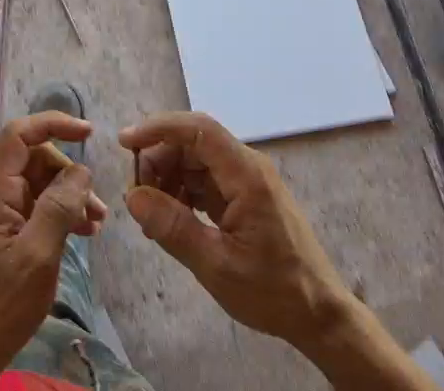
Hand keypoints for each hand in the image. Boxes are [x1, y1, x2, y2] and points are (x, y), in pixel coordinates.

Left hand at [0, 112, 109, 390]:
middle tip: (98, 205)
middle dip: (70, 174)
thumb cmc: (2, 301)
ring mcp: (1, 212)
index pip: (19, 134)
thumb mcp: (38, 254)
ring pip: (42, 184)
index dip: (52, 124)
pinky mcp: (9, 232)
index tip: (87, 134)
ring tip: (98, 225)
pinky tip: (85, 234)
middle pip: (36, 159)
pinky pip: (40, 207)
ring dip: (72, 197)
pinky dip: (64, 214)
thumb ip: (59, 207)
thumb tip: (81, 170)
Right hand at [120, 112, 354, 350]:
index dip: (159, 128)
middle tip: (135, 198)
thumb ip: (173, 228)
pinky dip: (182, 193)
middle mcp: (248, 167)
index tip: (125, 143)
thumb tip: (133, 197)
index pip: (198, 129)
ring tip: (151, 218)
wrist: (318, 314)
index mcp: (246, 175)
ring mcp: (247, 182)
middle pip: (192, 143)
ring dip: (167, 179)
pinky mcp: (245, 198)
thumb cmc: (273, 290)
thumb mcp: (216, 265)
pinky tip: (169, 221)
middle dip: (157, 161)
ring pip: (195, 161)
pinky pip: (205, 181)